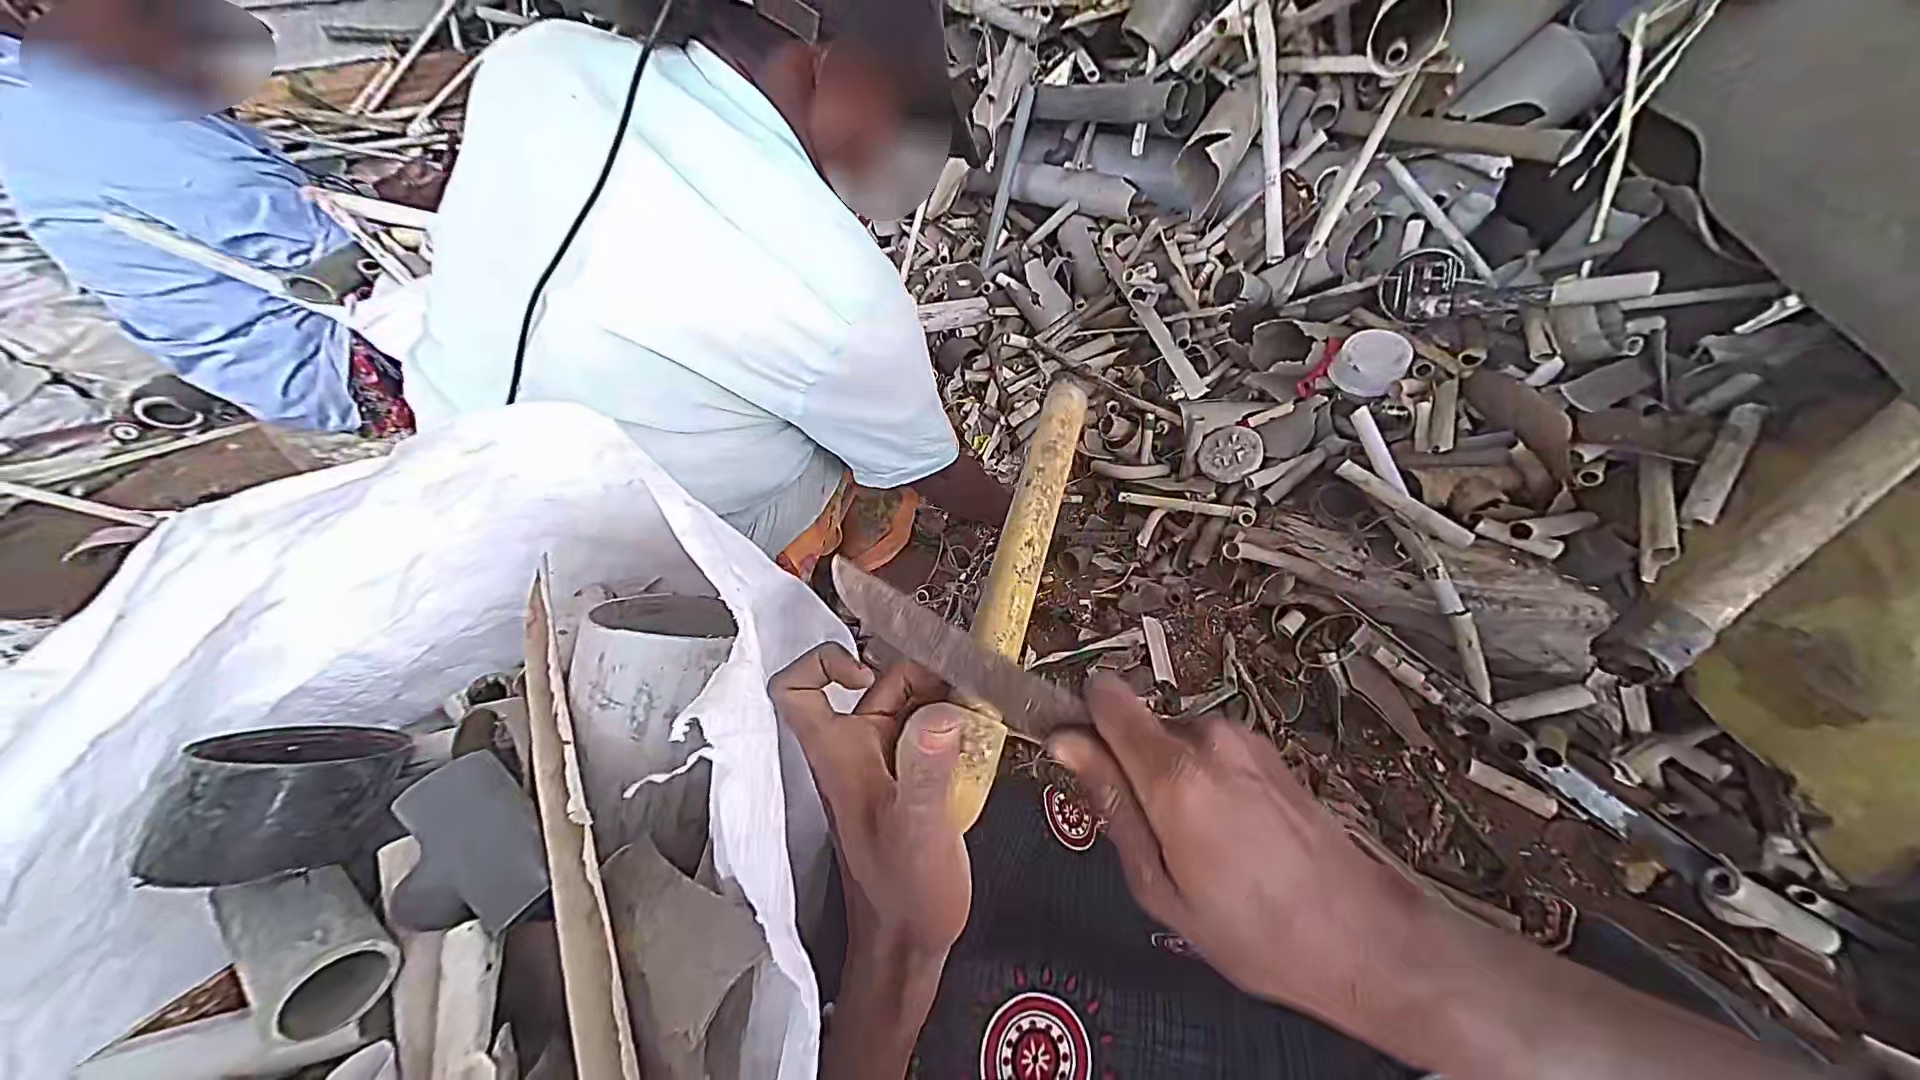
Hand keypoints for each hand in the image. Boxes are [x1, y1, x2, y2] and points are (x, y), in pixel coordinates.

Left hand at [770, 643, 971, 957]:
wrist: (911, 938)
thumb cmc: (902, 892)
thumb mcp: (919, 829)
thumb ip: (927, 771)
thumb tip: (941, 712)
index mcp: (838, 753)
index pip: (796, 690)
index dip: (822, 664)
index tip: (868, 673)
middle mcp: (855, 748)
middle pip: (875, 683)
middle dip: (919, 677)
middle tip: (963, 687)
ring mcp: (884, 760)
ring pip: (907, 701)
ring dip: (943, 697)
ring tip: (980, 708)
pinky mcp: (910, 773)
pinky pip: (929, 727)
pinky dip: (954, 720)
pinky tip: (981, 733)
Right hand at [1048, 675, 1425, 1017]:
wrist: (1367, 939)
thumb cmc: (1256, 931)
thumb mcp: (1158, 884)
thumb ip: (1109, 803)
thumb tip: (1066, 745)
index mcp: (1175, 775)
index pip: (1104, 699)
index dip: (1082, 718)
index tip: (1076, 750)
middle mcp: (1207, 739)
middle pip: (1136, 725)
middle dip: (1130, 764)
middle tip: (1153, 829)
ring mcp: (1241, 738)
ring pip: (1171, 738)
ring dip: (1169, 775)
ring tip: (1200, 839)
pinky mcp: (1265, 746)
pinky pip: (1207, 748)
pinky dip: (1204, 777)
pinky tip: (1231, 830)